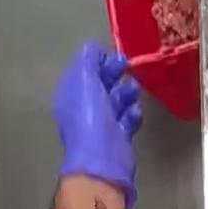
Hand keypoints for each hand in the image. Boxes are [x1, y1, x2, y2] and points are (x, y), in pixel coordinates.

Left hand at [53, 41, 143, 205]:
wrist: (103, 159)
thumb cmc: (91, 115)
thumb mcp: (85, 78)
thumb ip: (89, 59)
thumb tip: (95, 50)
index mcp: (72, 92)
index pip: (85, 70)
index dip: (100, 61)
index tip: (117, 56)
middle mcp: (84, 107)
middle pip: (101, 84)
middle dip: (115, 74)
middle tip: (129, 68)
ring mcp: (102, 124)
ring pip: (116, 101)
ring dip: (126, 92)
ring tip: (134, 90)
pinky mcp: (118, 138)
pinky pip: (127, 120)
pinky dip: (132, 113)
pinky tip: (135, 112)